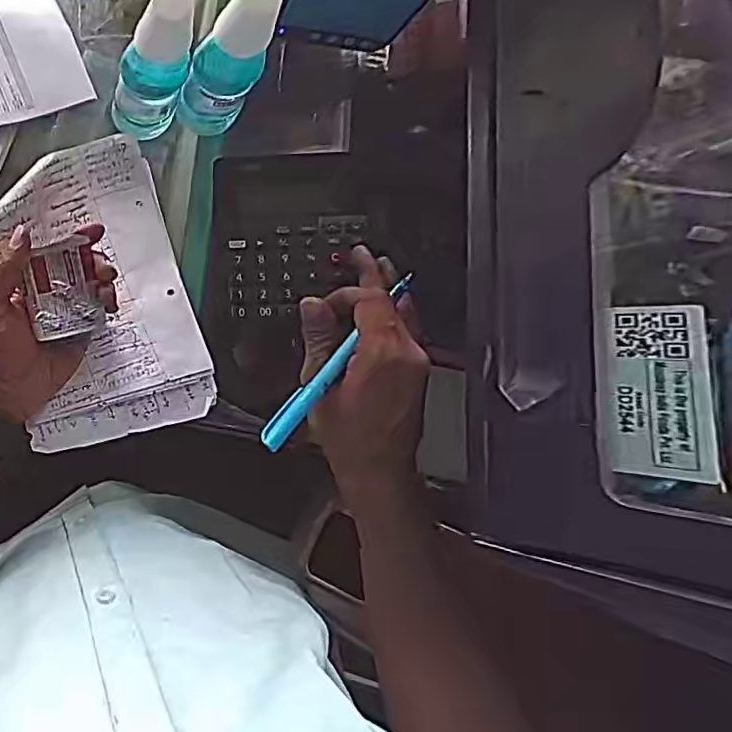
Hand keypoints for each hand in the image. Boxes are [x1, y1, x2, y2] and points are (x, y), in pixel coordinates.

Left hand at [0, 223, 118, 421]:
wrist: (11, 390)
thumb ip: (7, 270)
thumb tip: (20, 236)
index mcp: (24, 280)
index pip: (49, 250)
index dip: (69, 238)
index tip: (88, 231)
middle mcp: (47, 291)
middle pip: (76, 263)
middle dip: (93, 256)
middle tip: (98, 261)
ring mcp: (66, 309)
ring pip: (91, 282)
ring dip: (102, 276)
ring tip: (104, 280)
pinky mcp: (80, 327)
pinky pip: (98, 308)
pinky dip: (107, 300)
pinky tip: (107, 301)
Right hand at [299, 246, 429, 492]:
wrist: (378, 468)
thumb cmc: (349, 438)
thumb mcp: (320, 386)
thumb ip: (319, 339)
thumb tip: (313, 306)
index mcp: (381, 354)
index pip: (372, 299)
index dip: (356, 280)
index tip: (350, 264)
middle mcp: (407, 354)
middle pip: (390, 301)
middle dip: (370, 282)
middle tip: (355, 263)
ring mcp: (416, 362)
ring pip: (402, 314)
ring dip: (382, 297)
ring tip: (365, 281)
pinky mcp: (418, 371)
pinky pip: (407, 331)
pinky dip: (389, 317)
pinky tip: (375, 316)